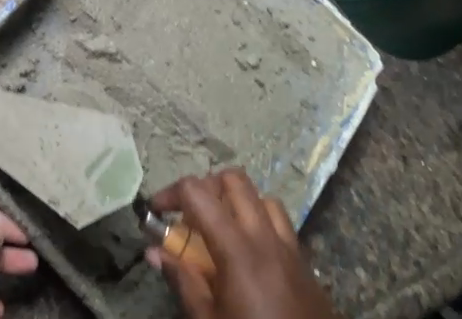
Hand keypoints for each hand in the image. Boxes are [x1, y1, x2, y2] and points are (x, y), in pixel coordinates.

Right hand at [145, 169, 337, 318]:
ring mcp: (292, 251)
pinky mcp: (307, 267)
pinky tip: (251, 256)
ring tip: (222, 231)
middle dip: (206, 188)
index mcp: (238, 250)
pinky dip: (261, 225)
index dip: (170, 193)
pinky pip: (283, 227)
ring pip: (263, 199)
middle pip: (234, 181)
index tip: (157, 213)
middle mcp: (266, 239)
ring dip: (238, 204)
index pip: (198, 192)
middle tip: (191, 217)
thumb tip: (154, 252)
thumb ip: (183, 280)